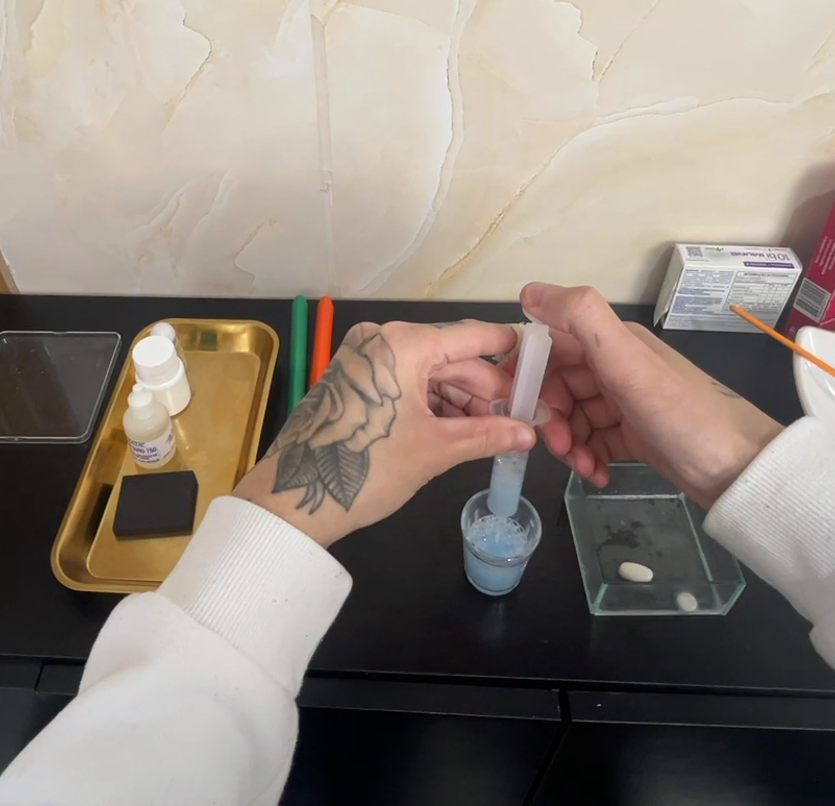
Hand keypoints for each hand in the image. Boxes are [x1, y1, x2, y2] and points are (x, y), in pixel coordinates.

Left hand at [232, 320, 538, 546]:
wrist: (294, 497)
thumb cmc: (366, 468)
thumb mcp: (435, 450)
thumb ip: (487, 434)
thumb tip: (529, 433)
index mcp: (404, 344)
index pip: (471, 336)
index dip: (508, 351)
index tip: (540, 364)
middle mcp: (383, 339)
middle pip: (451, 357)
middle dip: (486, 389)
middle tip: (519, 419)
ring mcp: (365, 358)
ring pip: (429, 371)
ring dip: (460, 400)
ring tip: (489, 431)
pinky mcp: (354, 378)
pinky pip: (405, 381)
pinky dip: (432, 402)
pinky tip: (455, 428)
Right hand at [522, 283, 781, 507]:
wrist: (743, 471)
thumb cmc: (682, 413)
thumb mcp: (628, 360)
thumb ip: (580, 317)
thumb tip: (527, 290)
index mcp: (610, 342)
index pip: (549, 347)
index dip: (526, 373)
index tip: (516, 402)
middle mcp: (614, 366)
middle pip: (557, 386)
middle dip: (549, 416)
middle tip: (558, 445)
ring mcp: (624, 402)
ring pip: (572, 417)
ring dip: (567, 442)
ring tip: (581, 466)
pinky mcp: (633, 435)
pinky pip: (593, 441)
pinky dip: (587, 457)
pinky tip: (596, 475)